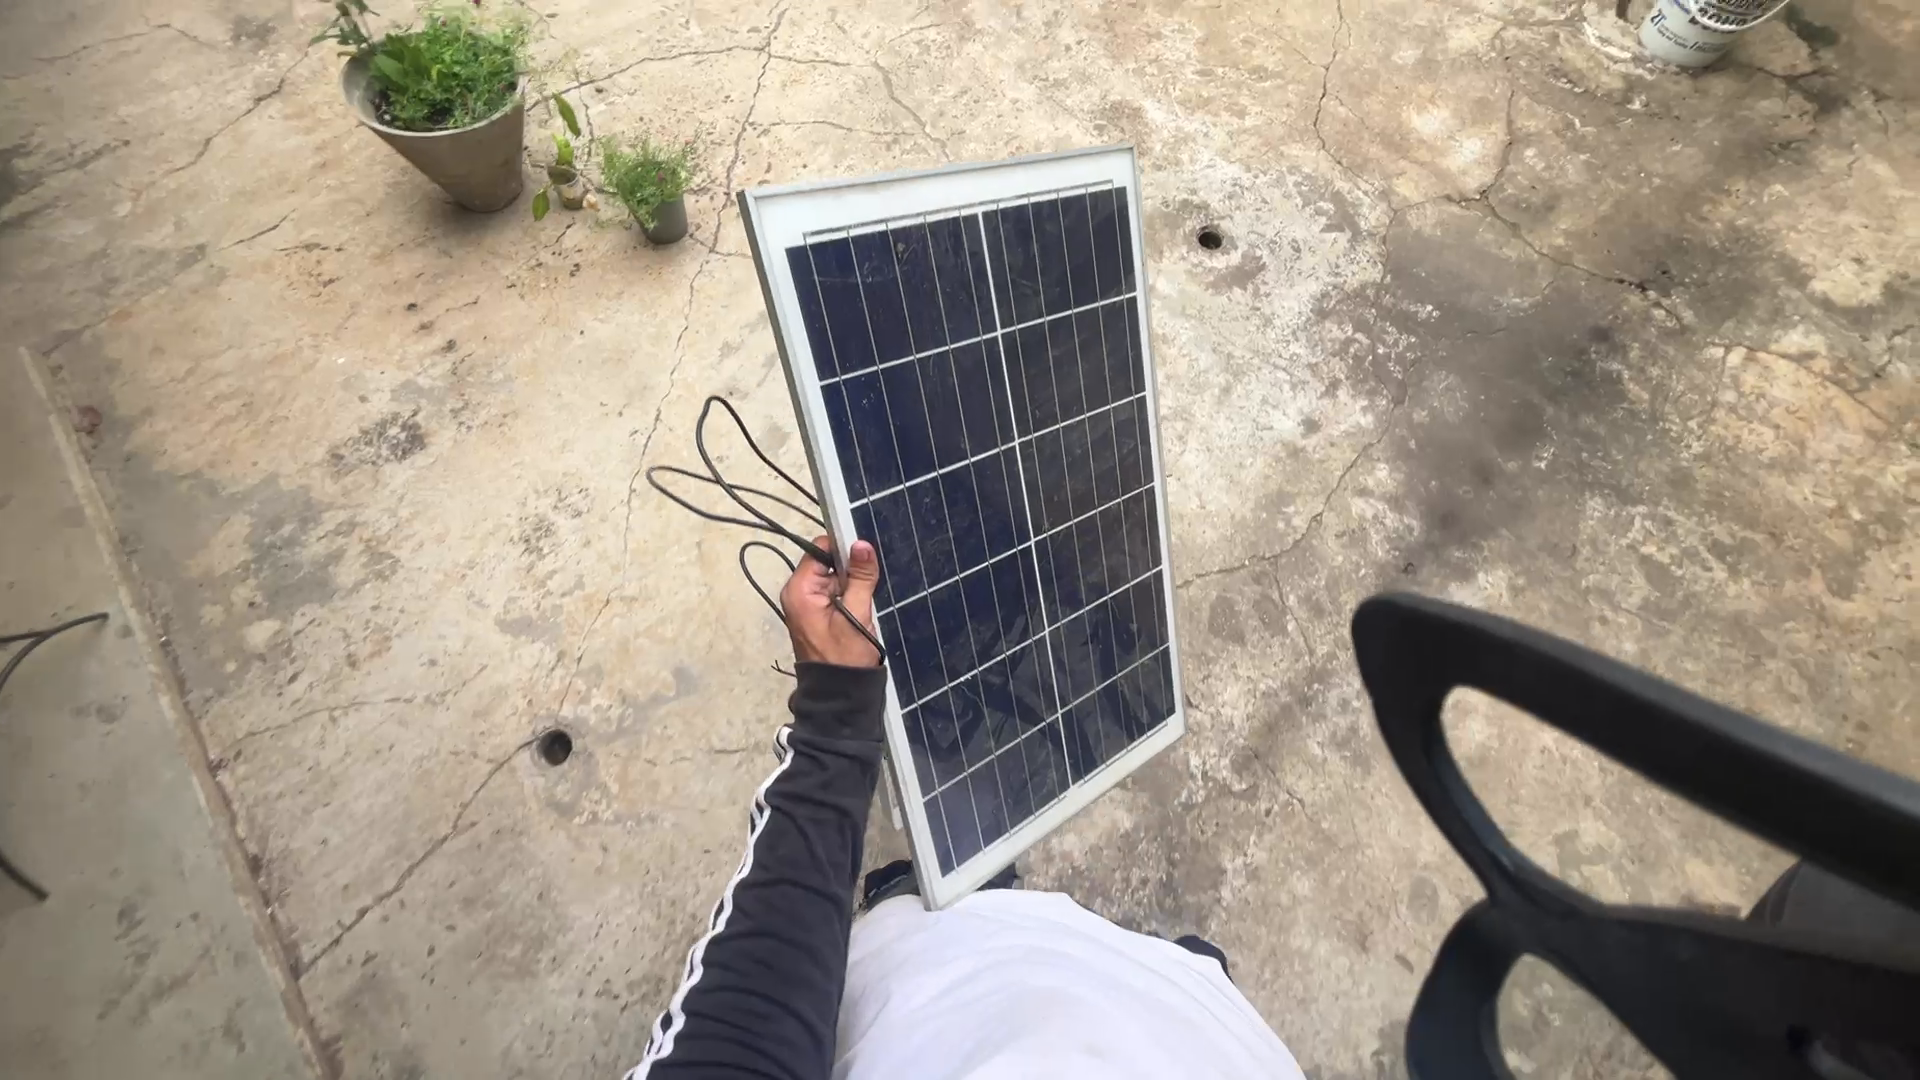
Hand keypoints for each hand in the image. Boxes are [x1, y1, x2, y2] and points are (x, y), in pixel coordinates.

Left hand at [781, 536, 881, 667]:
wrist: (840, 694)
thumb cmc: (845, 657)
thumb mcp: (856, 614)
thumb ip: (860, 577)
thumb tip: (862, 544)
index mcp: (800, 590)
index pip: (820, 549)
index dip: (843, 549)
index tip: (866, 558)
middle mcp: (798, 593)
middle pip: (827, 562)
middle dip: (850, 569)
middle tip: (870, 582)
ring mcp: (806, 604)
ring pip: (833, 577)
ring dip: (852, 583)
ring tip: (866, 598)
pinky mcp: (817, 614)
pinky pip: (834, 593)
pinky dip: (849, 595)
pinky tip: (861, 606)